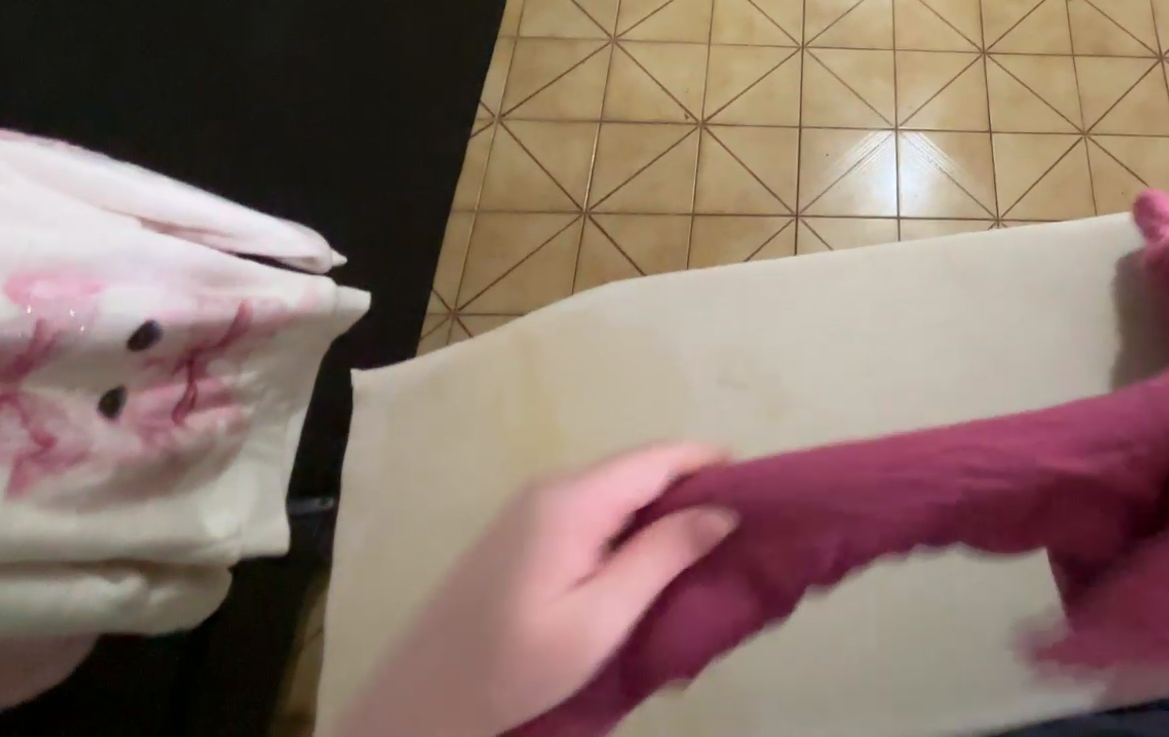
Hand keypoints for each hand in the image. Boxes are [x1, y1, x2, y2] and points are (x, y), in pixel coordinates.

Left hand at [337, 444, 736, 736]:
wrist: (410, 712)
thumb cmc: (509, 672)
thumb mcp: (598, 620)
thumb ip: (662, 556)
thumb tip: (723, 509)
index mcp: (574, 498)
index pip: (661, 457)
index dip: (713, 463)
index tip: (758, 490)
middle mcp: (555, 485)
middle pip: (643, 469)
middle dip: (693, 491)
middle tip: (735, 533)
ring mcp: (535, 505)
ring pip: (622, 489)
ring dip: (664, 512)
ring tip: (700, 552)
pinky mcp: (525, 529)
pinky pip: (597, 509)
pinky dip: (633, 526)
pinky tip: (647, 564)